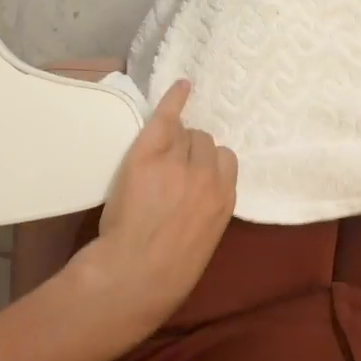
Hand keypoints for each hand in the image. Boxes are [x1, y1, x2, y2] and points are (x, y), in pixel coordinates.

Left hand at [70, 80, 237, 332]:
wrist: (133, 275)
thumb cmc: (167, 274)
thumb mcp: (203, 243)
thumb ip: (208, 212)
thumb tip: (199, 199)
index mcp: (225, 200)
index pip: (226, 161)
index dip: (207, 165)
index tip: (195, 174)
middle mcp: (207, 176)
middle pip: (205, 143)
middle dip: (191, 152)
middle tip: (169, 170)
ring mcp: (178, 162)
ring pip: (186, 133)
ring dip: (176, 139)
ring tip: (157, 156)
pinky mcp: (148, 154)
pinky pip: (166, 117)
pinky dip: (174, 99)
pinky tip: (182, 86)